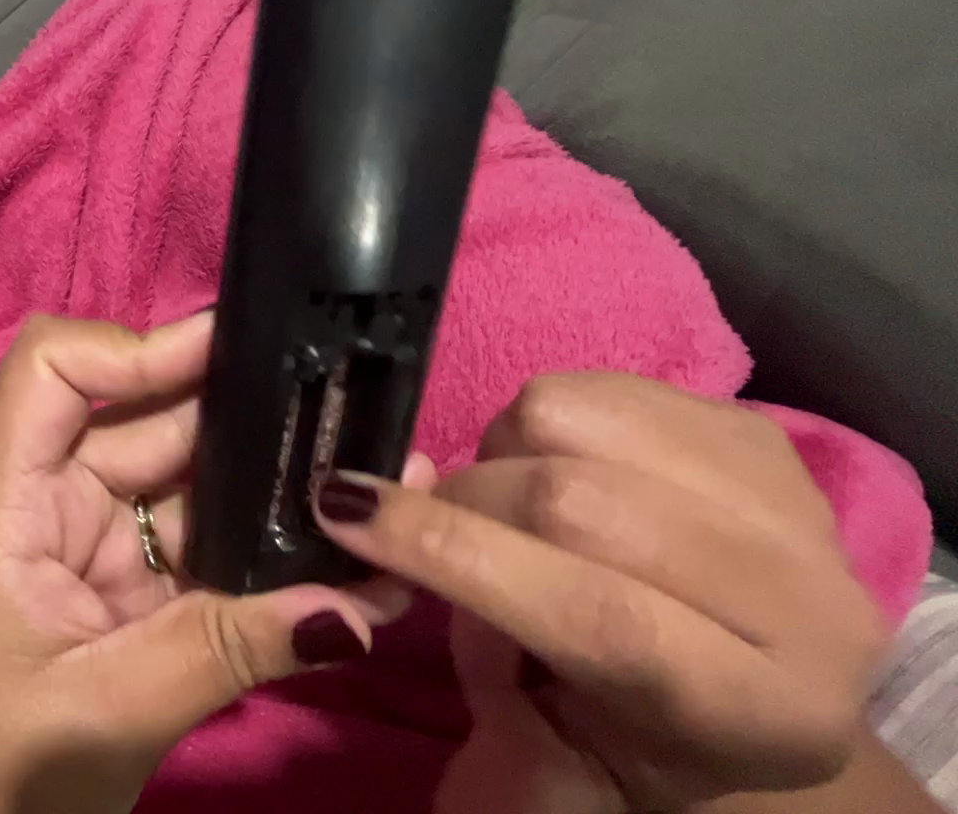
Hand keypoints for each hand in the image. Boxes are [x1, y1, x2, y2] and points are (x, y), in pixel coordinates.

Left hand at [0, 313, 430, 812]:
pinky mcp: (127, 583)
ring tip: (367, 471)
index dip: (129, 347)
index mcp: (11, 503)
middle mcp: (51, 499)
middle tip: (343, 400)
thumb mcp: (104, 711)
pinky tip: (339, 556)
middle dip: (235, 406)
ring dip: (266, 478)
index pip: (49, 372)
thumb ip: (223, 651)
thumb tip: (356, 607)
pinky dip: (263, 547)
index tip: (224, 351)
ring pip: (183, 477)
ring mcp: (93, 539)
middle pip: (138, 415)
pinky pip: (202, 544)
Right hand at [313, 373, 890, 812]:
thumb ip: (463, 700)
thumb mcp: (548, 763)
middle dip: (457, 500)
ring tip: (509, 499)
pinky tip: (554, 464)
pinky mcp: (751, 429)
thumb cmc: (628, 725)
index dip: (450, 551)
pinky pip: (587, 384)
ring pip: (572, 420)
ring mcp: (787, 499)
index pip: (594, 616)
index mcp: (759, 713)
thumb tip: (356, 564)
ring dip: (499, 452)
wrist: (743, 670)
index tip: (342, 510)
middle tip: (419, 518)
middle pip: (575, 502)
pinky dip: (530, 420)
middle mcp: (805, 604)